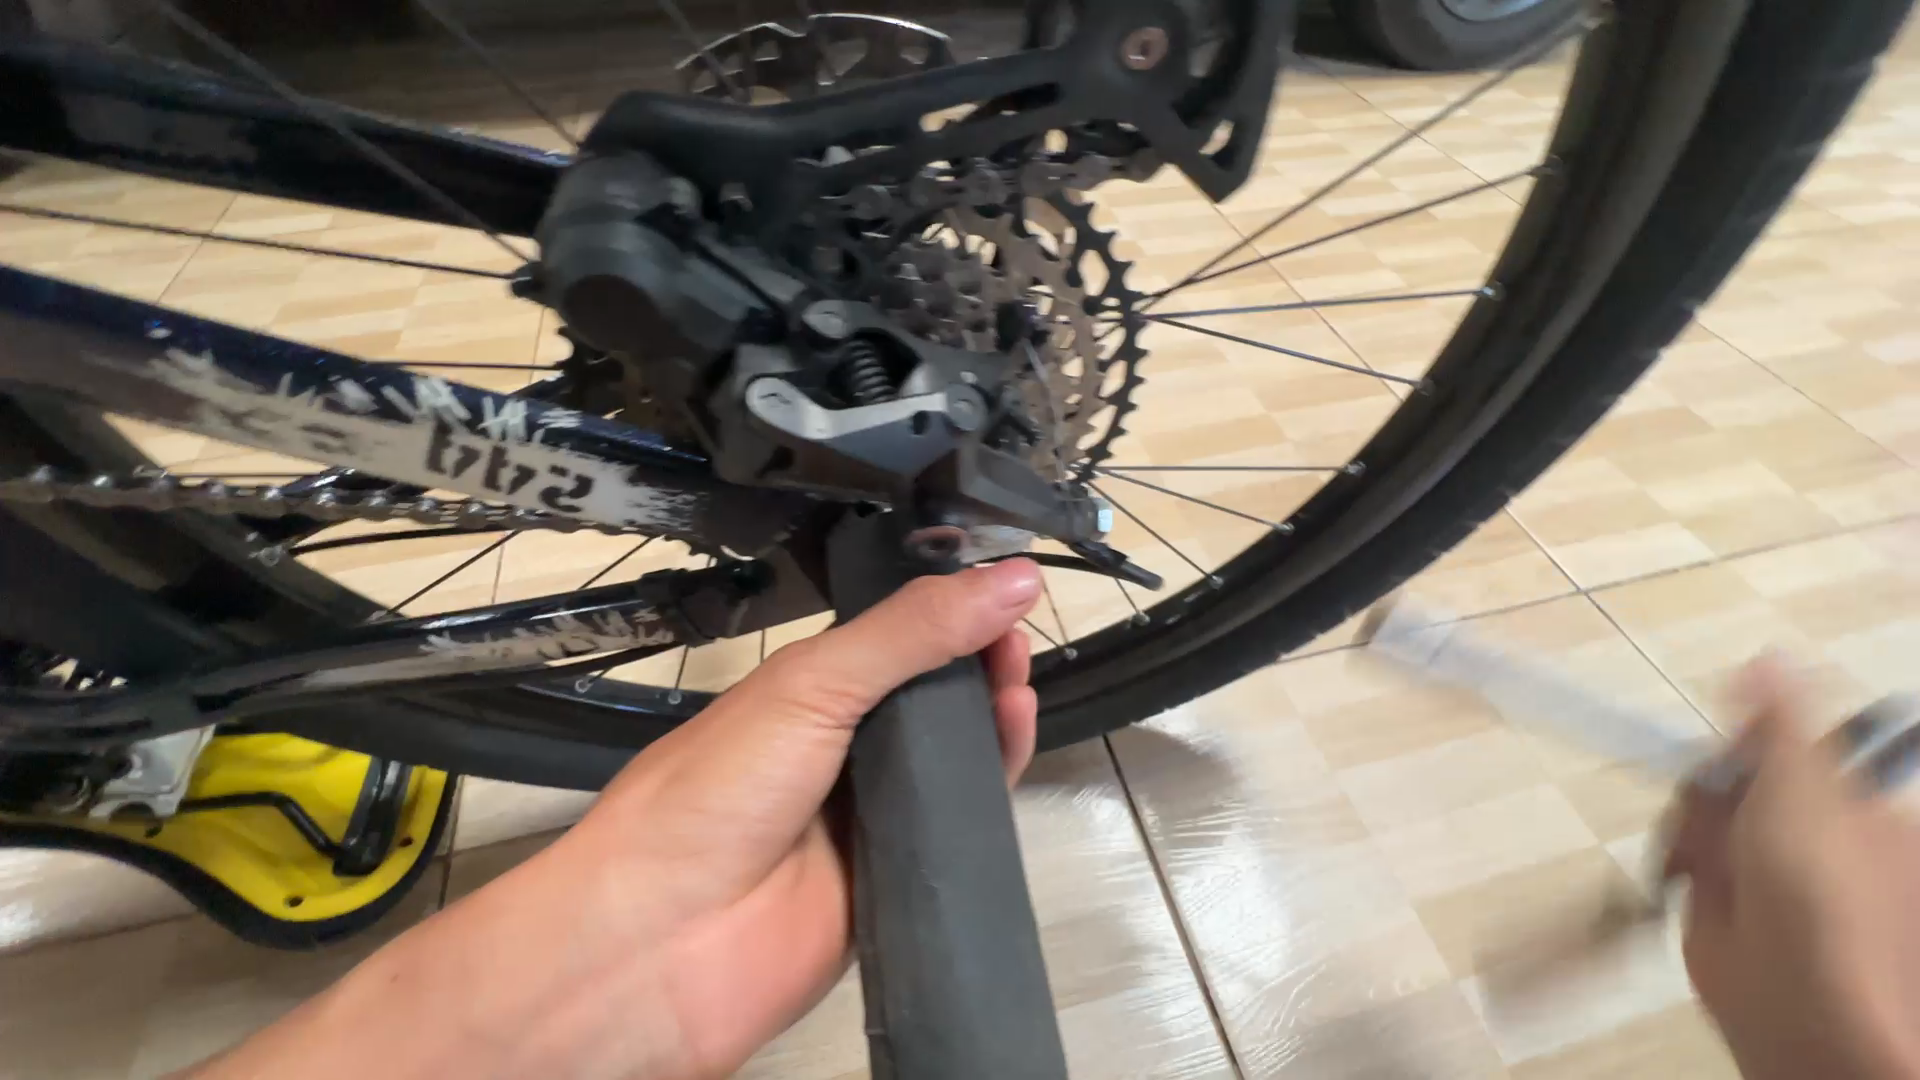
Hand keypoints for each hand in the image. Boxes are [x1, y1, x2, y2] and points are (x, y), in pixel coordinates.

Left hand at [185, 558, 1042, 1079]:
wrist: (663, 947)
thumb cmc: (723, 788)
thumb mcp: (815, 684)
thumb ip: (913, 632)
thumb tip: (1011, 576)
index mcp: (819, 684)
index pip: (902, 631)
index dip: (952, 606)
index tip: (1004, 584)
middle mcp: (851, 736)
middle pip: (936, 688)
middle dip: (980, 655)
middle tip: (1017, 634)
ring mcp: (878, 803)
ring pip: (956, 748)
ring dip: (992, 709)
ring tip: (1019, 679)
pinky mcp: (905, 865)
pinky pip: (962, 813)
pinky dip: (993, 774)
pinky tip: (1013, 736)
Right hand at [1664, 659, 1919, 1079]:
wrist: (1791, 990)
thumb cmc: (1818, 888)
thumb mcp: (1804, 790)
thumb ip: (1778, 726)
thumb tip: (1763, 654)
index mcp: (1860, 810)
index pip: (1785, 751)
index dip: (1750, 751)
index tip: (1735, 764)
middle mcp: (1816, 834)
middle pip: (1736, 777)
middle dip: (1714, 793)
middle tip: (1724, 820)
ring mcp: (1766, 866)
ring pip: (1703, 811)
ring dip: (1691, 827)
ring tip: (1707, 861)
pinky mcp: (1721, 891)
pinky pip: (1686, 847)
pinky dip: (1679, 852)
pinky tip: (1690, 871)